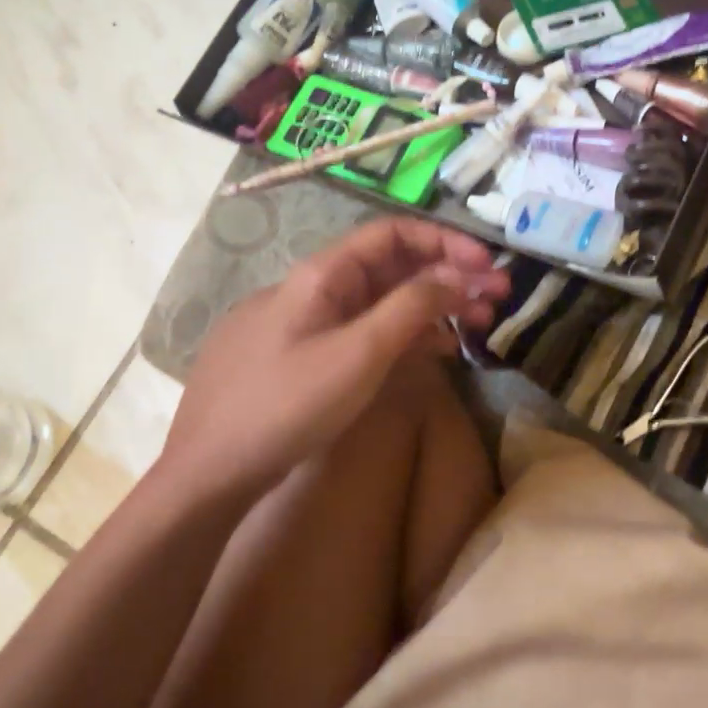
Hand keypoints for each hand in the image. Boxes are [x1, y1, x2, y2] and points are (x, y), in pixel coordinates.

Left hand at [159, 219, 507, 500]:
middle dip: (449, 277)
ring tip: (478, 328)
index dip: (445, 242)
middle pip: (391, 268)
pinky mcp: (304, 358)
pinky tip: (435, 352)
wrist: (209, 473)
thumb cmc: (286, 406)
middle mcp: (315, 289)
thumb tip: (460, 274)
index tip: (489, 266)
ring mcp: (307, 324)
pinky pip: (363, 332)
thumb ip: (413, 307)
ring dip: (433, 308)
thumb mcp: (359, 354)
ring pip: (380, 302)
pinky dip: (404, 336)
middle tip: (498, 300)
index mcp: (322, 275)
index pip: (393, 234)